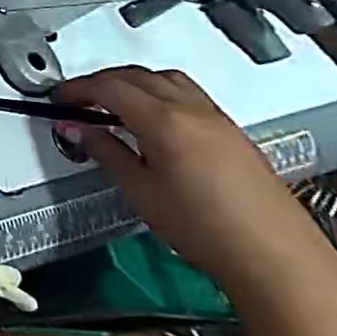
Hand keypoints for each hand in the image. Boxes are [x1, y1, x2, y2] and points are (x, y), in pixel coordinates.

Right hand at [56, 66, 334, 293]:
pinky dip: (160, 93)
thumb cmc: (203, 228)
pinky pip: (187, 93)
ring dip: (134, 82)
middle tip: (80, 99)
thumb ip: (106, 152)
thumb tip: (79, 129)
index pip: (109, 87)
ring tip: (116, 103)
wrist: (276, 259)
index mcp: (163, 119)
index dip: (78, 88)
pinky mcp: (233, 132)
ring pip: (165, 79)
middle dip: (102, 81)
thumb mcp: (140, 191)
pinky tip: (155, 118)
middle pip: (136, 75)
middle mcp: (191, 108)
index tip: (60, 98)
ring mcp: (216, 118)